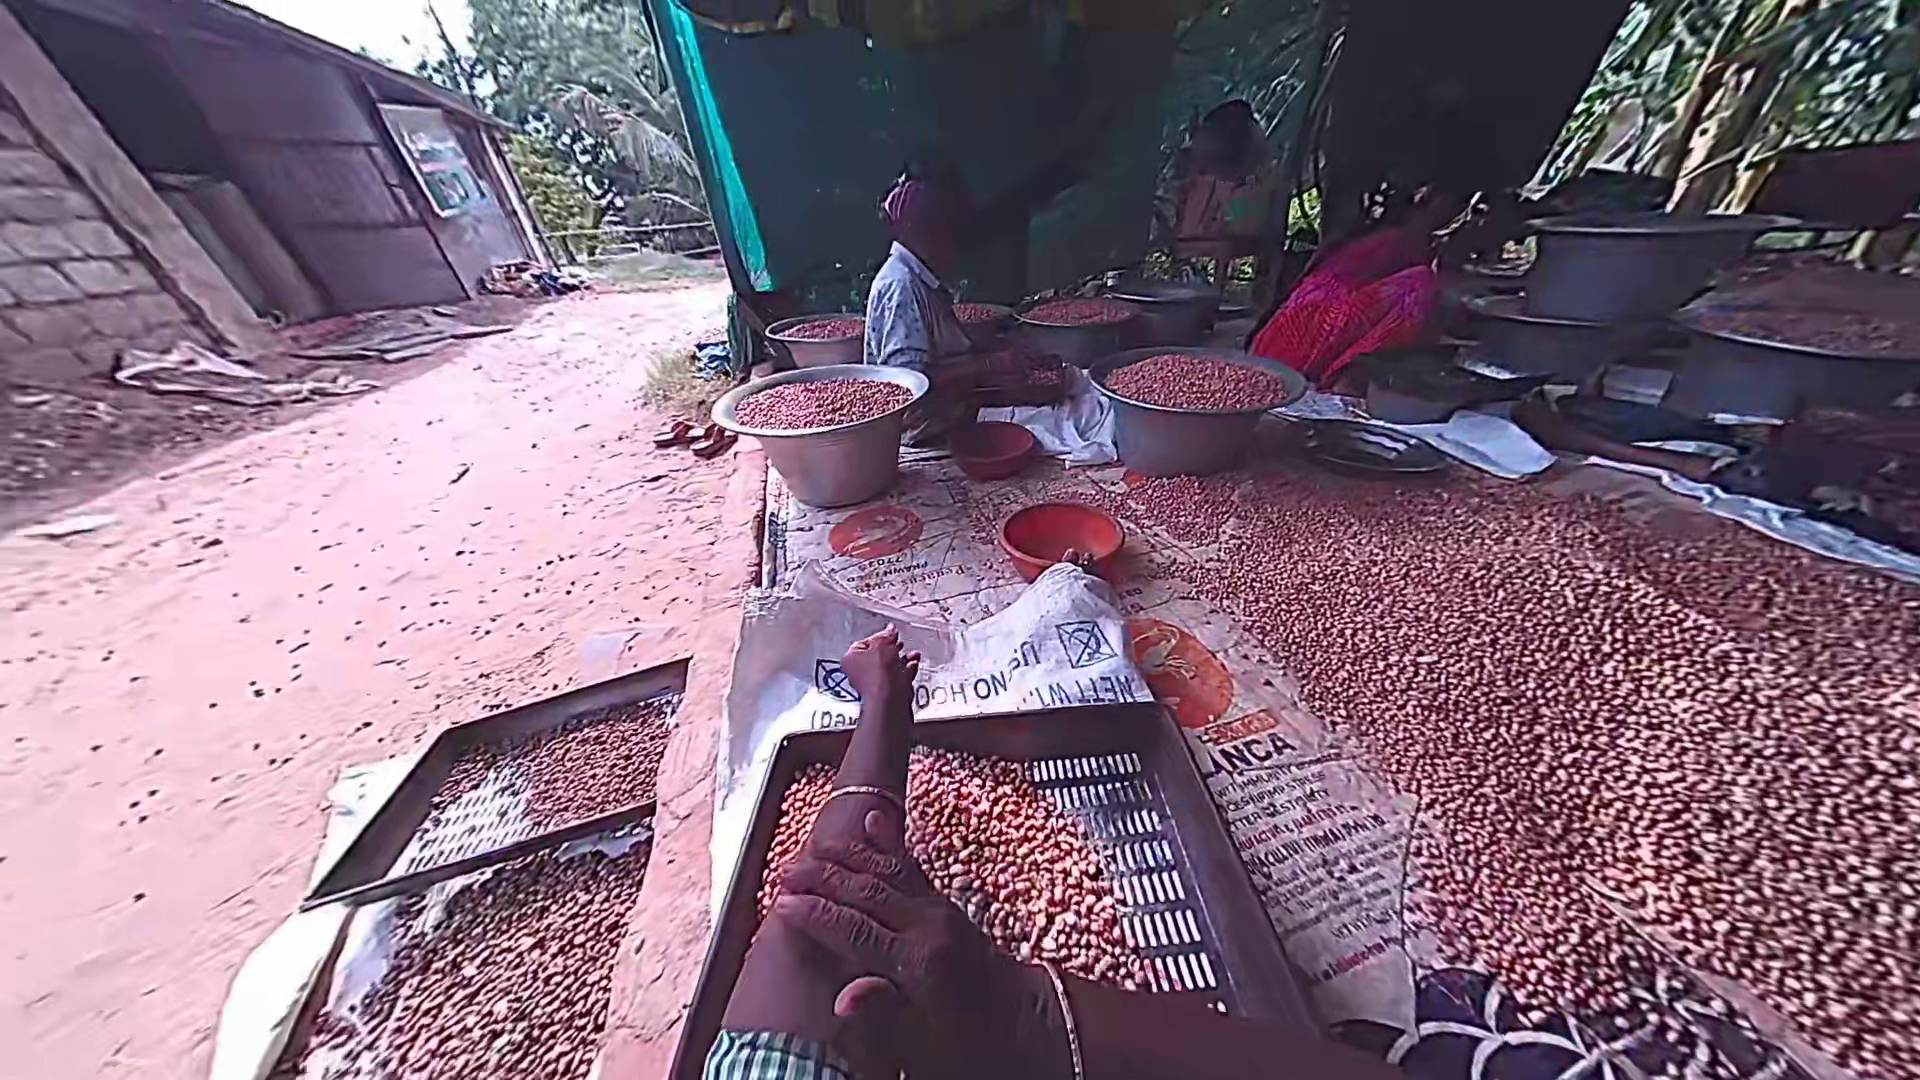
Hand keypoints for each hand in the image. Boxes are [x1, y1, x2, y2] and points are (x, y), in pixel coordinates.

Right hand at [771, 839, 1064, 1079]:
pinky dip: (887, 842)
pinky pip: (910, 864)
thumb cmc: (973, 1048)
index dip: (817, 916)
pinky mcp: (944, 901)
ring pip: (886, 869)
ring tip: (814, 846)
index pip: (856, 930)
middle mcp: (928, 924)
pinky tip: (874, 820)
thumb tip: (841, 998)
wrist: (1026, 1021)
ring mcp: (938, 906)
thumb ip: (886, 1020)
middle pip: (866, 891)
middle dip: (824, 878)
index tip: (782, 903)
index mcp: (919, 964)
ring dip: (848, 856)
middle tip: (786, 869)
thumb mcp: (928, 1053)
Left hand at [840, 625, 920, 703]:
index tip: (890, 634)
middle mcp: (858, 673)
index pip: (864, 643)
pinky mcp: (886, 692)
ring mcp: (872, 684)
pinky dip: (905, 671)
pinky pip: (897, 678)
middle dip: (892, 649)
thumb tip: (890, 630)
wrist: (891, 697)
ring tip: (912, 654)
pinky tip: (912, 665)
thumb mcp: (883, 644)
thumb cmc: (879, 672)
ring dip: (902, 659)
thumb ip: (887, 635)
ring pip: (889, 668)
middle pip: (877, 656)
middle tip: (899, 643)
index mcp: (850, 659)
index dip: (879, 637)